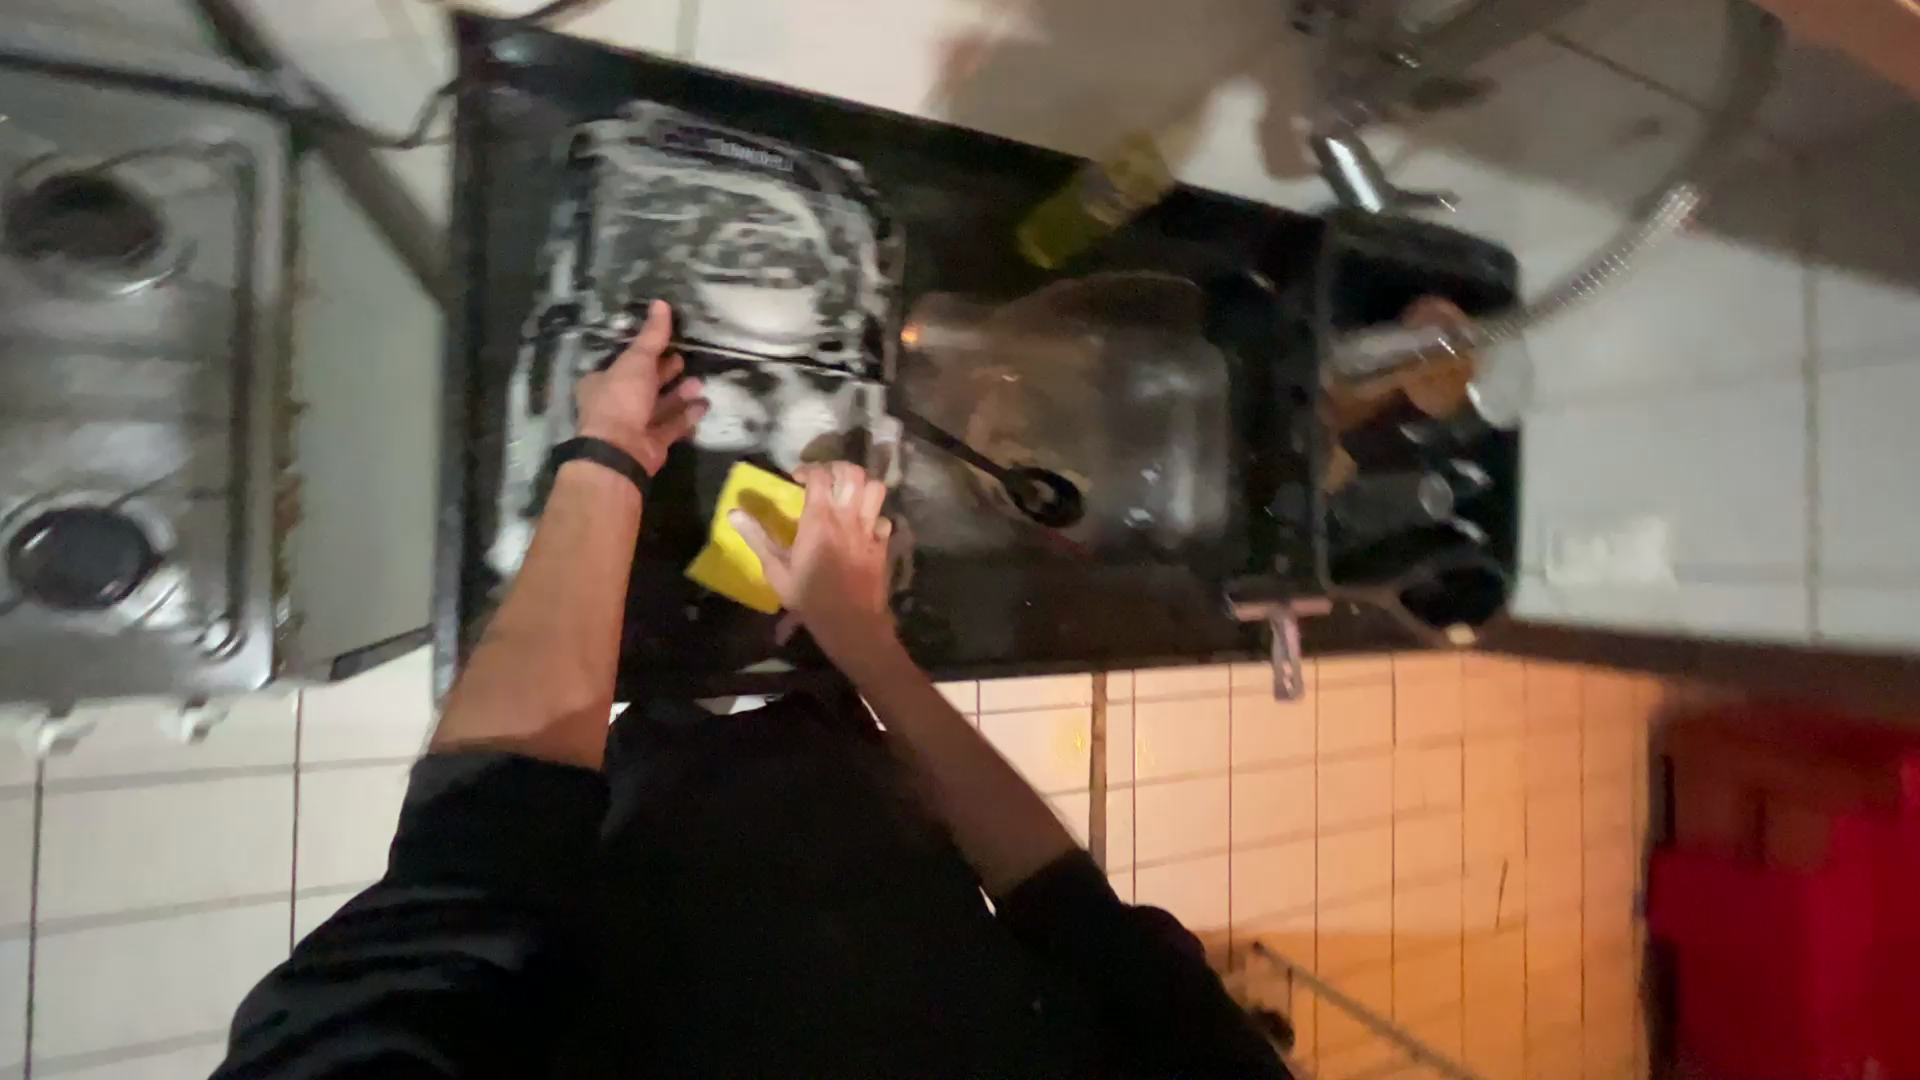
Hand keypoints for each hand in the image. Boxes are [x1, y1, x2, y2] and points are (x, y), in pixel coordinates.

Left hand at [576, 300, 707, 474]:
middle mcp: (616, 403)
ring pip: (660, 406)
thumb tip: (661, 303)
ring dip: (680, 395)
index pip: (626, 363)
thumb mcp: (637, 360)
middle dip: (665, 373)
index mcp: (602, 381)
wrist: (621, 448)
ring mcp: (635, 425)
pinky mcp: (652, 443)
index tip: (667, 344)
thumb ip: (652, 335)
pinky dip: (687, 416)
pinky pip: (672, 426)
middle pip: (645, 385)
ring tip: (699, 383)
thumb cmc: (621, 398)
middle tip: (684, 360)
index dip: (646, 353)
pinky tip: (704, 405)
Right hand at [731, 462, 897, 663]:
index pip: (820, 475)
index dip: (808, 469)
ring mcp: (869, 529)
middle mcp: (848, 517)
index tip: (797, 478)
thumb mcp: (776, 569)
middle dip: (838, 469)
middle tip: (825, 480)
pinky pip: (884, 518)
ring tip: (847, 495)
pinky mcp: (883, 544)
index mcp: (820, 519)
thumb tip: (733, 513)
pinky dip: (875, 516)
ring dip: (862, 486)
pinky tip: (863, 525)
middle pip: (853, 473)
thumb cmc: (810, 597)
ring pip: (876, 489)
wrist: (852, 622)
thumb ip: (757, 537)